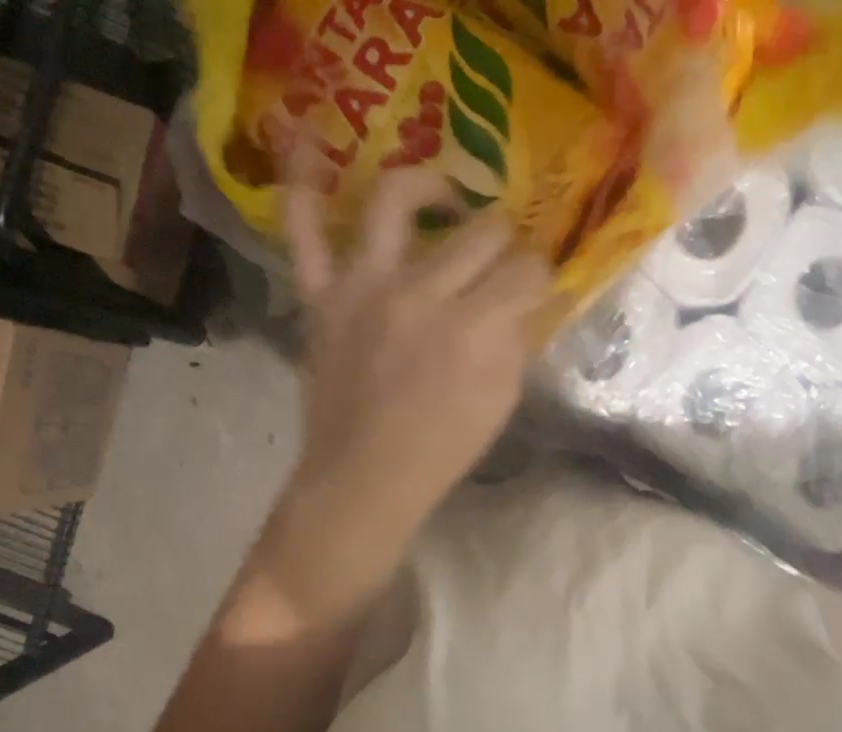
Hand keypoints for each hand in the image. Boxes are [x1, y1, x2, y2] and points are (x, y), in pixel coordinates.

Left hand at [283, 168, 550, 521]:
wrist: (365, 478)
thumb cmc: (442, 449)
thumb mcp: (502, 400)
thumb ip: (516, 339)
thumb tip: (525, 296)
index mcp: (475, 327)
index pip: (527, 269)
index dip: (539, 274)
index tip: (534, 287)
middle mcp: (422, 292)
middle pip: (479, 232)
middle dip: (502, 244)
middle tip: (499, 260)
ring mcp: (364, 287)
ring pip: (399, 201)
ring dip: (433, 187)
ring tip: (447, 197)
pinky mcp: (323, 296)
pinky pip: (303, 232)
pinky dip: (302, 187)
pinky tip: (308, 143)